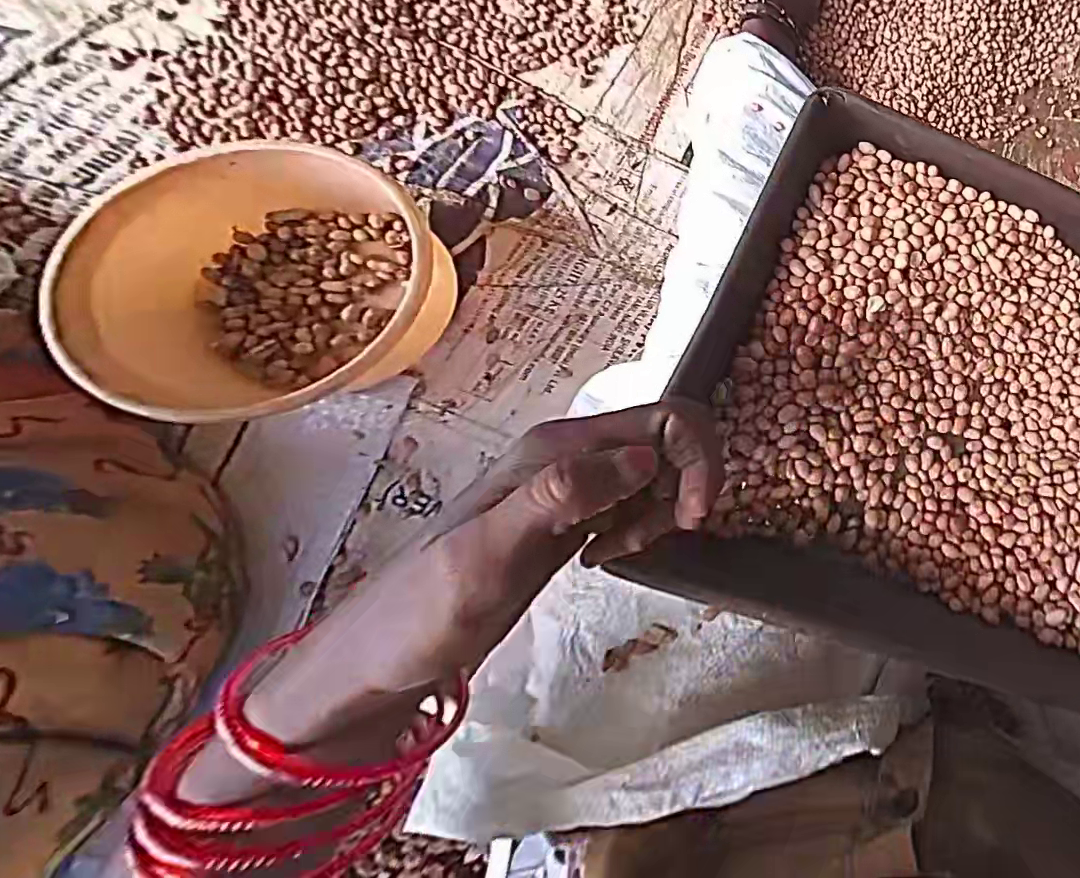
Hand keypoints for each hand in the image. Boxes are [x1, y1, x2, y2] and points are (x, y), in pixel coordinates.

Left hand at [236, 399, 722, 751]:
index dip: (696, 457)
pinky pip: (638, 501)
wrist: (383, 660)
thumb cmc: (426, 610)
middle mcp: (573, 454)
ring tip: (618, 551)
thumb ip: (563, 495)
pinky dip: (643, 526)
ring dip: (663, 509)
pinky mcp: (577, 514)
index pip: (663, 419)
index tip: (692, 516)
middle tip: (666, 533)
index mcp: (558, 446)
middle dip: (686, 482)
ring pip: (660, 471)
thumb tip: (645, 458)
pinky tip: (605, 555)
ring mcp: (575, 484)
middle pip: (669, 439)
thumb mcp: (490, 554)